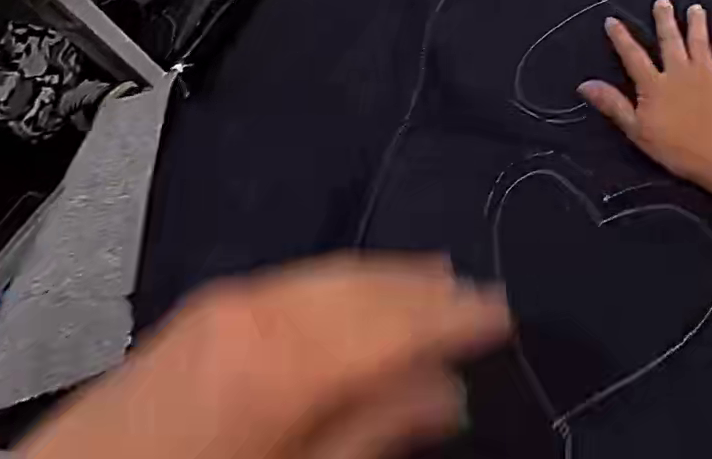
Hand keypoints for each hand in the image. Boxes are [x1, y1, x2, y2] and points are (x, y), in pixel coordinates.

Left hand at [19, 255, 510, 458]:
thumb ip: (372, 435)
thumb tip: (448, 392)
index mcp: (280, 360)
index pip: (397, 319)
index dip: (456, 315)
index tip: (504, 314)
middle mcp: (260, 309)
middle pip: (372, 287)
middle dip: (431, 294)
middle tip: (481, 304)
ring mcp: (229, 303)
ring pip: (342, 275)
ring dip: (397, 284)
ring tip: (442, 289)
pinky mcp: (207, 312)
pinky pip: (306, 283)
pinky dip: (353, 285)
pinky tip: (370, 295)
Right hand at [578, 0, 711, 192]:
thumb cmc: (680, 150)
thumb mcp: (638, 131)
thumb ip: (613, 105)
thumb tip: (586, 85)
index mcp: (656, 85)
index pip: (633, 56)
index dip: (622, 38)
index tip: (613, 20)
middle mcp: (681, 72)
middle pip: (670, 41)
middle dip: (664, 20)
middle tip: (662, 1)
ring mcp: (708, 74)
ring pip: (700, 42)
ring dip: (697, 24)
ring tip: (696, 8)